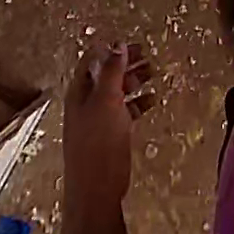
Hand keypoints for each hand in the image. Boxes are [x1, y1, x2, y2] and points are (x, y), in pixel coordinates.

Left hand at [61, 43, 153, 210]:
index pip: (92, 59)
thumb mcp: (106, 101)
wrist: (96, 192)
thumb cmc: (99, 142)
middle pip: (105, 73)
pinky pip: (125, 111)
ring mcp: (98, 119)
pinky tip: (153, 99)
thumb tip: (118, 44)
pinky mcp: (110, 136)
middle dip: (125, 62)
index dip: (110, 48)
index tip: (130, 41)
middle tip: (147, 53)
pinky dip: (138, 102)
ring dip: (134, 79)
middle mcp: (86, 101)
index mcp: (79, 90)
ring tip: (154, 72)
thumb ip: (111, 72)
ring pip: (117, 91)